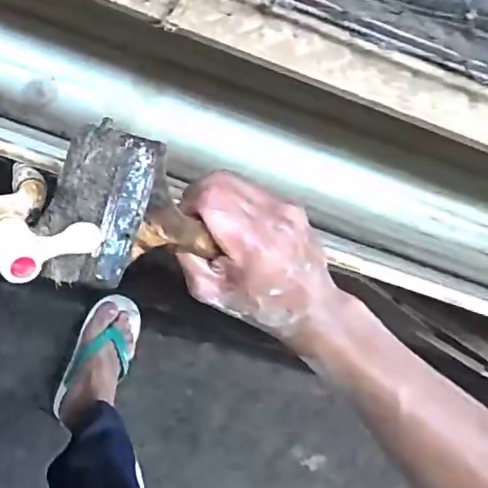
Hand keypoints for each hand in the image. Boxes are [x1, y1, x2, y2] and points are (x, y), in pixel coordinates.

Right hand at [173, 172, 342, 346]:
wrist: (315, 308)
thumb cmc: (261, 305)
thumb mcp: (210, 292)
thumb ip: (186, 258)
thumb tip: (172, 232)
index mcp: (251, 242)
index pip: (208, 196)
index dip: (189, 205)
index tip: (188, 225)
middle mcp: (271, 218)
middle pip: (217, 181)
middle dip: (197, 196)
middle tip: (197, 221)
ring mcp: (284, 207)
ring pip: (232, 179)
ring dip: (215, 194)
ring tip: (218, 221)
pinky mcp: (291, 204)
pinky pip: (249, 188)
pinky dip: (234, 198)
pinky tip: (240, 223)